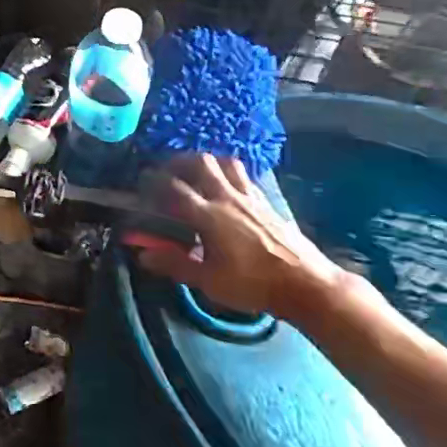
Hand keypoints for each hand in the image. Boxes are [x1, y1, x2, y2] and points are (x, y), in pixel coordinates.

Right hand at [130, 153, 347, 317]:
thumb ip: (175, 264)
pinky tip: (227, 184)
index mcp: (209, 215)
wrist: (303, 282)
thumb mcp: (209, 281)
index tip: (143, 182)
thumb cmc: (252, 285)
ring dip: (207, 161)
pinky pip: (244, 174)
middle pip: (201, 163)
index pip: (175, 189)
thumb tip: (143, 254)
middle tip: (168, 170)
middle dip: (180, 161)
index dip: (155, 182)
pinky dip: (229, 171)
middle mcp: (228, 197)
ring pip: (225, 162)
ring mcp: (250, 195)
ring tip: (196, 171)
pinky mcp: (266, 200)